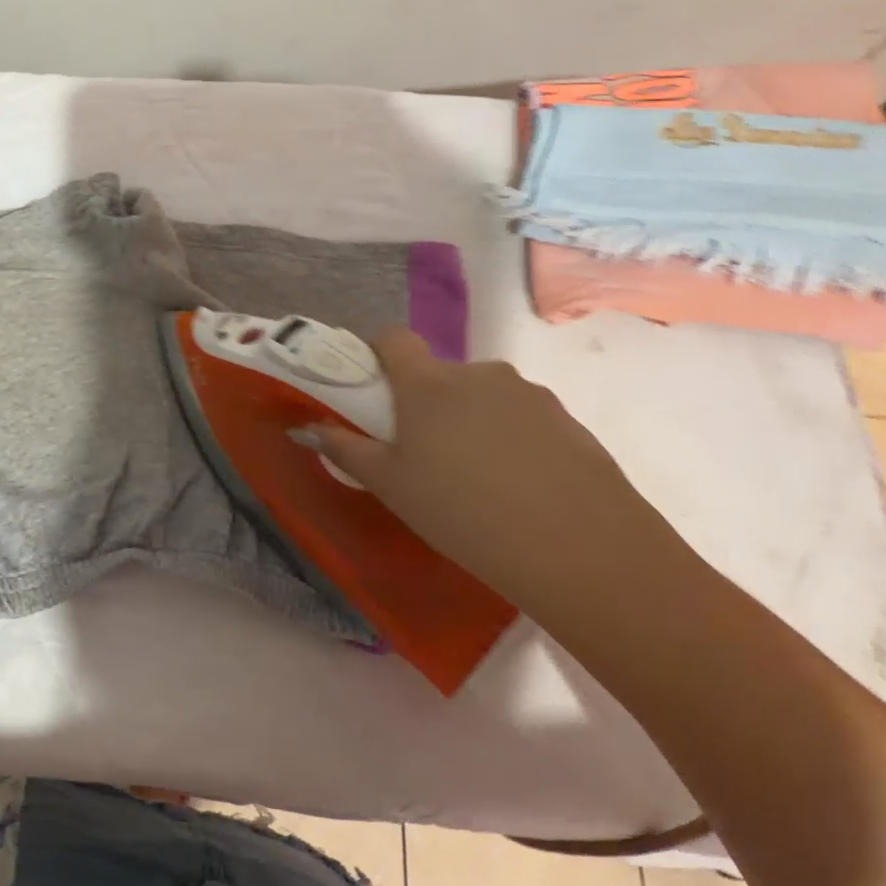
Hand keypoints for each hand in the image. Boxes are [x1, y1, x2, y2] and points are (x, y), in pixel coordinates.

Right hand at [300, 327, 688, 601]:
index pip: (393, 338)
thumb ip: (345, 449)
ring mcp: (529, 394)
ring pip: (483, 399)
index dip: (378, 356)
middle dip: (426, 404)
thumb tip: (307, 428)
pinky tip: (517, 490)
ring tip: (476, 482)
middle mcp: (478, 374)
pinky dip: (510, 442)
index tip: (373, 393)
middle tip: (423, 457)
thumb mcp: (390, 485)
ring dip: (471, 424)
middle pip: (439, 375)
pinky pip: (521, 420)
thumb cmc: (460, 510)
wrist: (578, 547)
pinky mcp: (568, 421)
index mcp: (428, 383)